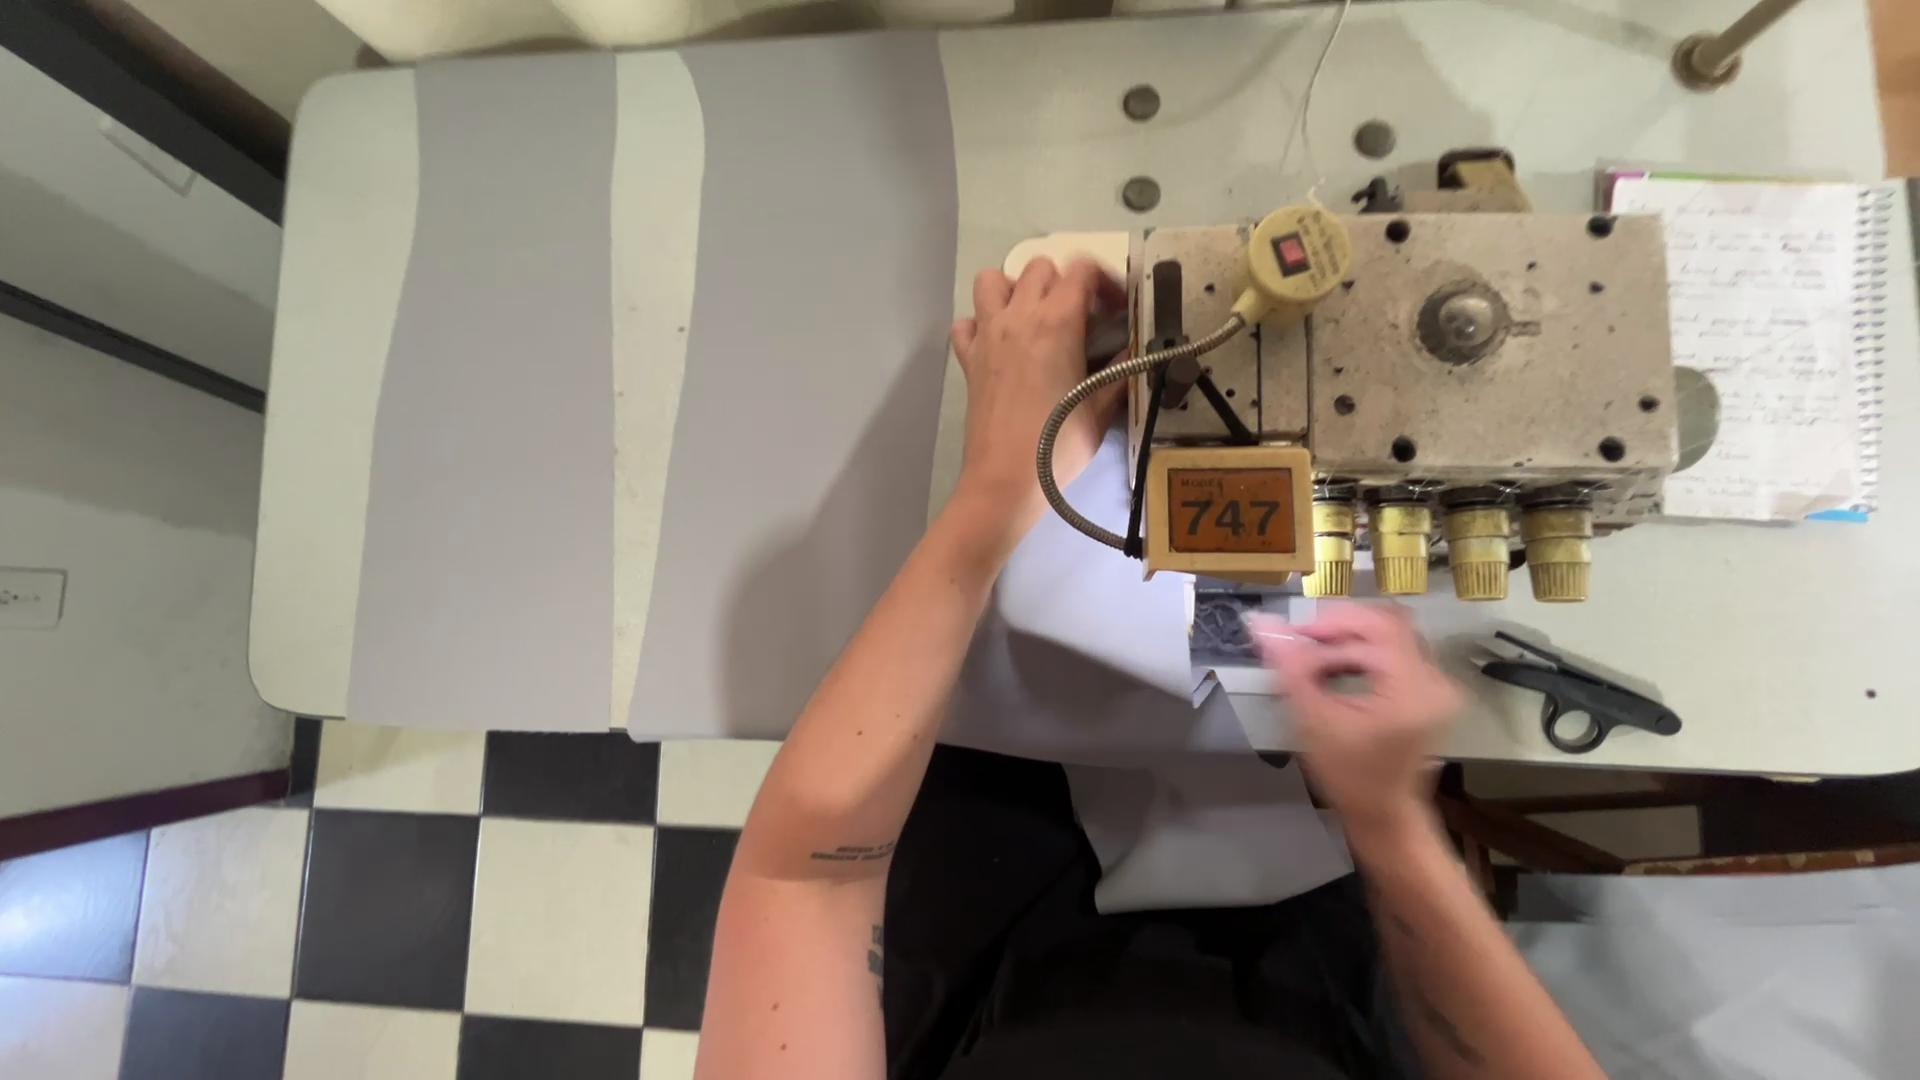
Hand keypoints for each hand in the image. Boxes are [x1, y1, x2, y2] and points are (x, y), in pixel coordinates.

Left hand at [946, 258, 1125, 551]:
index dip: (1104, 282)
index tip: (1114, 310)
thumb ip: (1118, 374)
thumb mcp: (1099, 411)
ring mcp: (987, 336)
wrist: (1004, 479)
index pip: (1081, 270)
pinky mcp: (967, 360)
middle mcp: (1019, 317)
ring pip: (992, 280)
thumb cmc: (1057, 448)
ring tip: (1031, 317)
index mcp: (1058, 322)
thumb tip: (1131, 353)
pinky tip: (997, 345)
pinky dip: (979, 324)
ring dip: (1013, 289)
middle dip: (1062, 282)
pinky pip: (965, 323)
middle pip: (1039, 267)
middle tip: (1077, 316)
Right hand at [1251, 603, 1462, 839]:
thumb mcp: (1312, 719)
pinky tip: (1333, 669)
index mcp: (1413, 689)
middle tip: (1301, 643)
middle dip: (1338, 628)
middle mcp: (1434, 679)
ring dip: (1346, 640)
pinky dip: (1358, 652)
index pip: (1375, 628)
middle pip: (1384, 624)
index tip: (1294, 638)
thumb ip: (1288, 666)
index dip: (1331, 624)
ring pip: (1387, 633)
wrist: (1383, 814)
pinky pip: (1391, 650)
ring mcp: (1435, 683)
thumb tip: (1259, 621)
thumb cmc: (1347, 774)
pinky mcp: (1427, 689)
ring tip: (1313, 660)